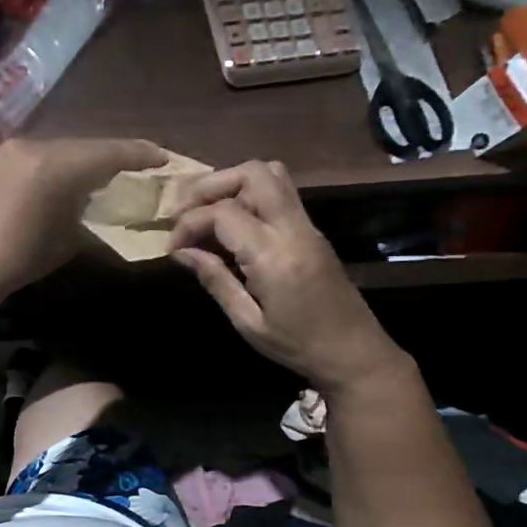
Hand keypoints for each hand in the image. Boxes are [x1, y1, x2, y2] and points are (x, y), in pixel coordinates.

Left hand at [0, 138, 167, 304]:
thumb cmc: (23, 259)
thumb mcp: (71, 236)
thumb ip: (96, 209)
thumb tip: (114, 199)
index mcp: (53, 165)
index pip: (106, 153)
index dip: (139, 155)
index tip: (164, 158)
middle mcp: (35, 146)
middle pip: (88, 147)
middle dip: (117, 157)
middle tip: (144, 166)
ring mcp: (16, 149)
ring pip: (67, 148)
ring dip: (91, 160)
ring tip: (117, 172)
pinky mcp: (5, 157)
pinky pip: (47, 155)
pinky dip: (67, 164)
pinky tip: (81, 176)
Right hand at [169, 161, 409, 393]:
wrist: (354, 352)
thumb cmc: (296, 345)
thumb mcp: (247, 321)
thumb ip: (214, 279)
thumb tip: (181, 252)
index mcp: (274, 255)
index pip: (223, 212)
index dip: (189, 223)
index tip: (172, 248)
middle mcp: (293, 229)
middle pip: (252, 174)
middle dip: (211, 186)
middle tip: (184, 213)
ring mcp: (307, 226)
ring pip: (270, 174)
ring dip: (231, 185)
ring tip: (205, 213)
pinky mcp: (311, 231)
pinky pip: (279, 194)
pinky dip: (247, 196)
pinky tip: (228, 226)